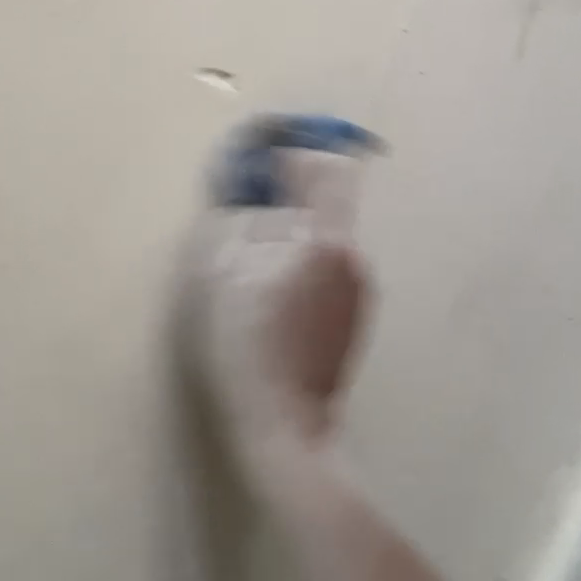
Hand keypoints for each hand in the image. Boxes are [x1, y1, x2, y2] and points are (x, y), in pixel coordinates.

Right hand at [176, 150, 372, 469]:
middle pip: (326, 205)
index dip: (293, 158)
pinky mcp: (357, 316)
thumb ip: (238, 220)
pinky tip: (276, 306)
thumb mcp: (219, 271)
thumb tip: (253, 201)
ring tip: (256, 273)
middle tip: (248, 222)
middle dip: (287, 203)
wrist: (286, 422)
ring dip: (294, 240)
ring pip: (325, 240)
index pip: (327, 168)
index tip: (263, 171)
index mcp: (325, 238)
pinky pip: (330, 271)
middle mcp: (354, 256)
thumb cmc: (246, 343)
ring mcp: (361, 289)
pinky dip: (304, 270)